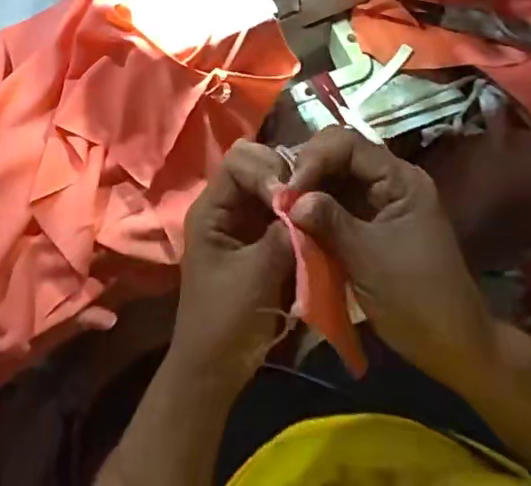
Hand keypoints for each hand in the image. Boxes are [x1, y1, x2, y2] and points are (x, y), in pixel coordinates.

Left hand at [167, 140, 293, 389]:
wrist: (215, 368)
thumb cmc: (225, 321)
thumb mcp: (255, 277)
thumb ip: (282, 238)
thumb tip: (310, 208)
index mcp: (212, 209)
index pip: (239, 162)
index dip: (267, 169)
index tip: (291, 195)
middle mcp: (227, 206)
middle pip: (257, 165)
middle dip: (285, 174)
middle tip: (311, 194)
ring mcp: (244, 221)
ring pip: (272, 185)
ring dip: (295, 192)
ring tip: (318, 204)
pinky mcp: (261, 238)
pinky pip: (281, 210)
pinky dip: (298, 212)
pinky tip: (316, 220)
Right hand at [285, 127, 497, 389]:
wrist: (454, 347)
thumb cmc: (416, 300)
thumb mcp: (368, 259)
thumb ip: (329, 222)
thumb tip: (290, 200)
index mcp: (400, 179)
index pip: (348, 144)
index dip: (313, 159)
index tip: (288, 191)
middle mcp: (391, 180)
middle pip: (340, 154)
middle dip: (308, 171)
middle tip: (281, 198)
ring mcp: (381, 201)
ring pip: (335, 177)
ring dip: (309, 190)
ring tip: (283, 209)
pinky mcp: (371, 223)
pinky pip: (338, 202)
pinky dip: (316, 209)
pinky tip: (297, 222)